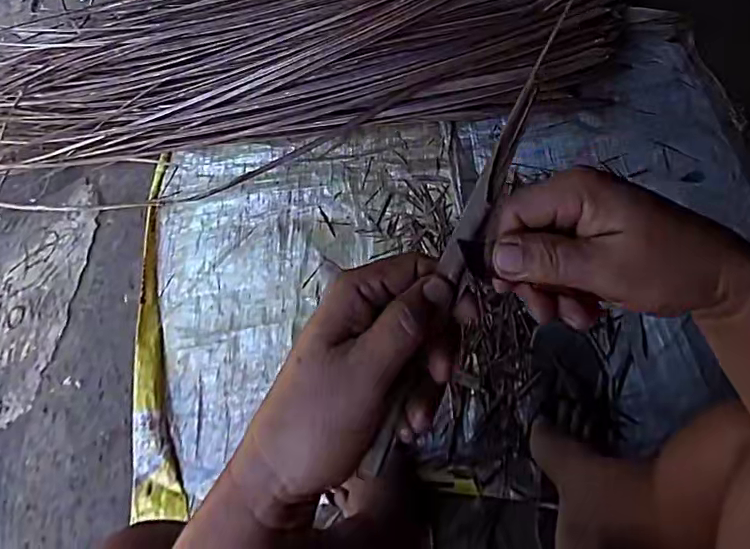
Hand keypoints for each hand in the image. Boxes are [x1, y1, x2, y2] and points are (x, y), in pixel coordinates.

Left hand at [221, 253, 456, 529]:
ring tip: (414, 418)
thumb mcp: (366, 369)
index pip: (417, 267)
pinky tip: (405, 425)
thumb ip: (406, 322)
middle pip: (427, 307)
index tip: (470, 320)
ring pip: (424, 344)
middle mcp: (364, 309)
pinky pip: (413, 373)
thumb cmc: (316, 419)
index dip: (448, 289)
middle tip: (439, 377)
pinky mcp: (374, 372)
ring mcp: (370, 342)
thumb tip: (442, 282)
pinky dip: (417, 398)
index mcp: (356, 293)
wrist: (279, 482)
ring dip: (428, 383)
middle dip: (438, 346)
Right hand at [489, 168, 749, 328]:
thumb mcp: (603, 269)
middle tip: (545, 314)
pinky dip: (570, 288)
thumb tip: (496, 255)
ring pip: (543, 253)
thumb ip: (546, 260)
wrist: (720, 278)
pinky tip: (590, 311)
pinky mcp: (595, 236)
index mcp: (574, 188)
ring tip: (578, 318)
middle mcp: (574, 195)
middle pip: (526, 233)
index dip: (501, 249)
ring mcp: (585, 216)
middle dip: (532, 277)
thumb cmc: (664, 267)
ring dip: (553, 289)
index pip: (513, 210)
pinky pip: (565, 261)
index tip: (505, 292)